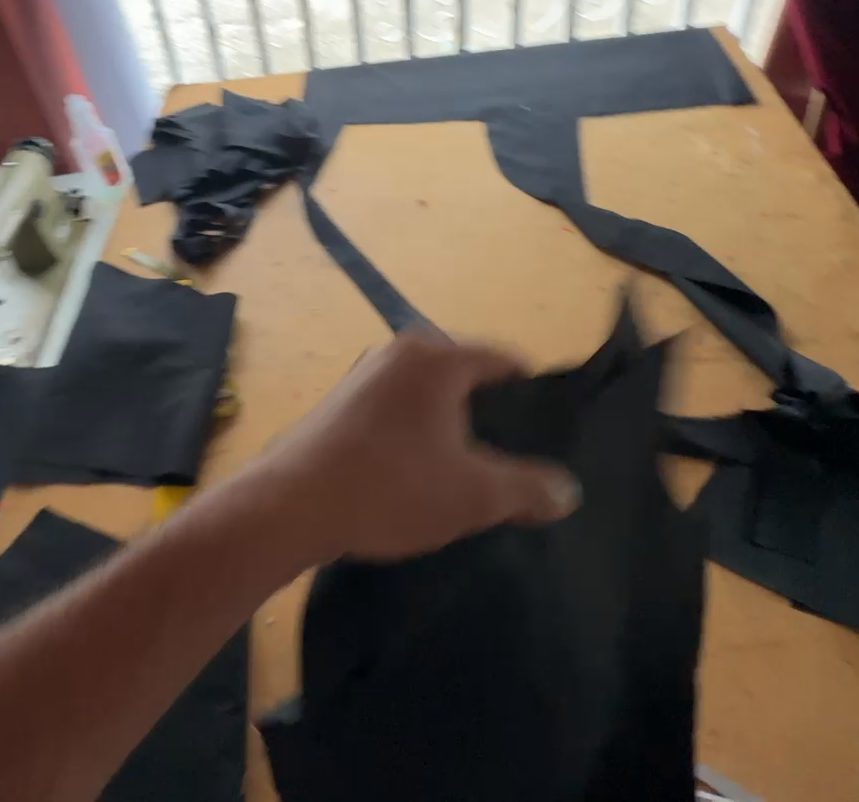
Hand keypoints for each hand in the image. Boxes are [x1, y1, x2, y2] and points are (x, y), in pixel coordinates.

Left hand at [251, 329, 581, 563]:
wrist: (291, 504)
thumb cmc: (390, 487)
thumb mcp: (474, 495)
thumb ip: (528, 488)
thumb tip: (567, 490)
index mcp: (434, 358)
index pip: (504, 362)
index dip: (534, 397)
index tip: (551, 435)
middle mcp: (395, 354)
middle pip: (463, 378)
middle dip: (490, 417)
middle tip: (512, 463)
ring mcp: (361, 377)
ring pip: (426, 398)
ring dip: (448, 431)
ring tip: (468, 476)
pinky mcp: (337, 405)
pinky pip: (394, 412)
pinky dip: (413, 436)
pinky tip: (417, 476)